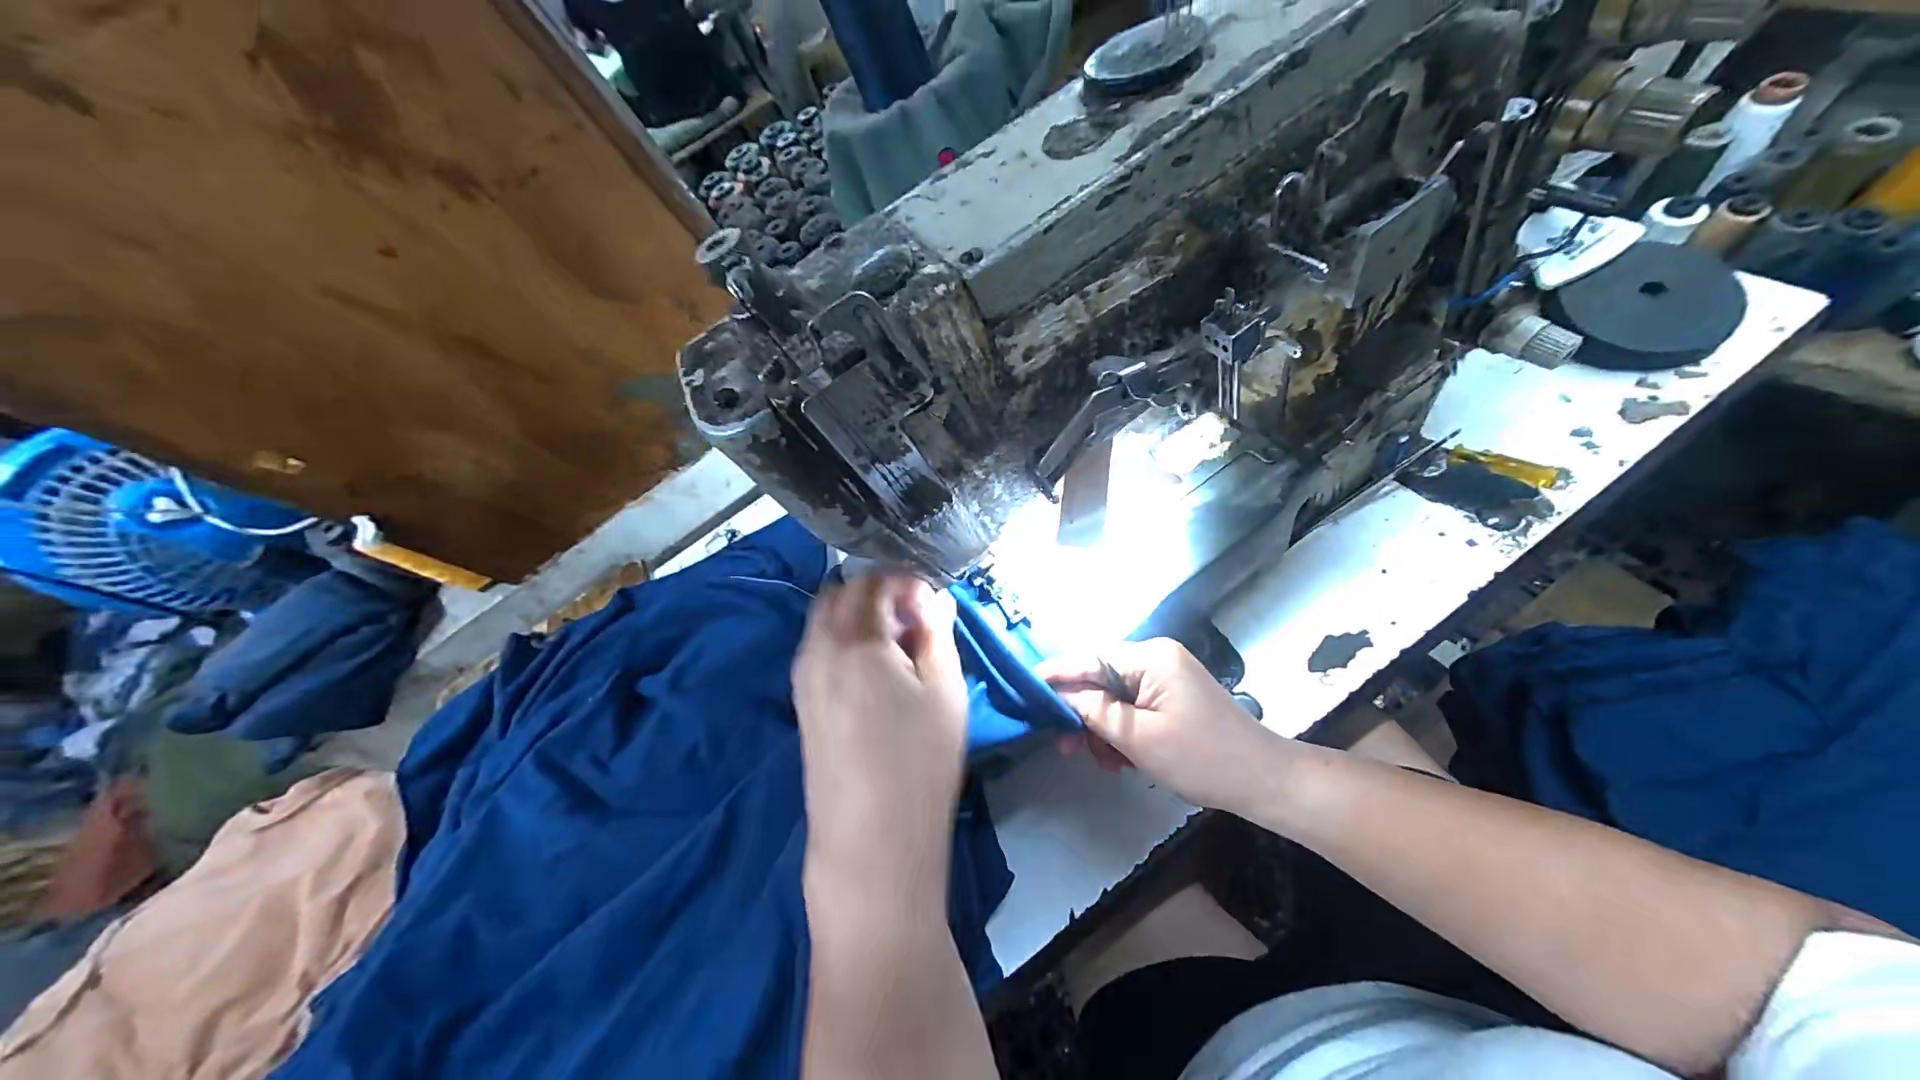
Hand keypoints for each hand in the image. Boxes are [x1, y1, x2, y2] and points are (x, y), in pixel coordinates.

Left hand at [793, 574, 968, 897]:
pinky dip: (845, 641)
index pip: (874, 583)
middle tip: (915, 619)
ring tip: (899, 647)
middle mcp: (817, 650)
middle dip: (878, 593)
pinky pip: (819, 649)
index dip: (906, 581)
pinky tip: (875, 673)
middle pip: (840, 595)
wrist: (869, 840)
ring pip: (825, 621)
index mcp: (854, 640)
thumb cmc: (919, 762)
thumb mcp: (945, 692)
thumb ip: (936, 635)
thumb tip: (931, 601)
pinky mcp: (801, 704)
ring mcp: (803, 678)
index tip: (932, 600)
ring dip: (859, 616)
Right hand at [1039, 638, 1294, 816]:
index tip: (1026, 688)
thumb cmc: (1202, 758)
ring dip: (1102, 727)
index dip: (1057, 674)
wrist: (1264, 780)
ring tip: (1103, 762)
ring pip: (1115, 696)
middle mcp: (1157, 658)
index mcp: (1151, 658)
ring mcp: (1167, 676)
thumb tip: (1061, 694)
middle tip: (1067, 747)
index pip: (1090, 658)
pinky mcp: (1174, 696)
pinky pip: (1134, 706)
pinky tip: (1122, 759)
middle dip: (1083, 712)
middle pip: (1101, 678)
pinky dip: (1122, 730)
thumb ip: (1094, 711)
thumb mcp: (1139, 738)